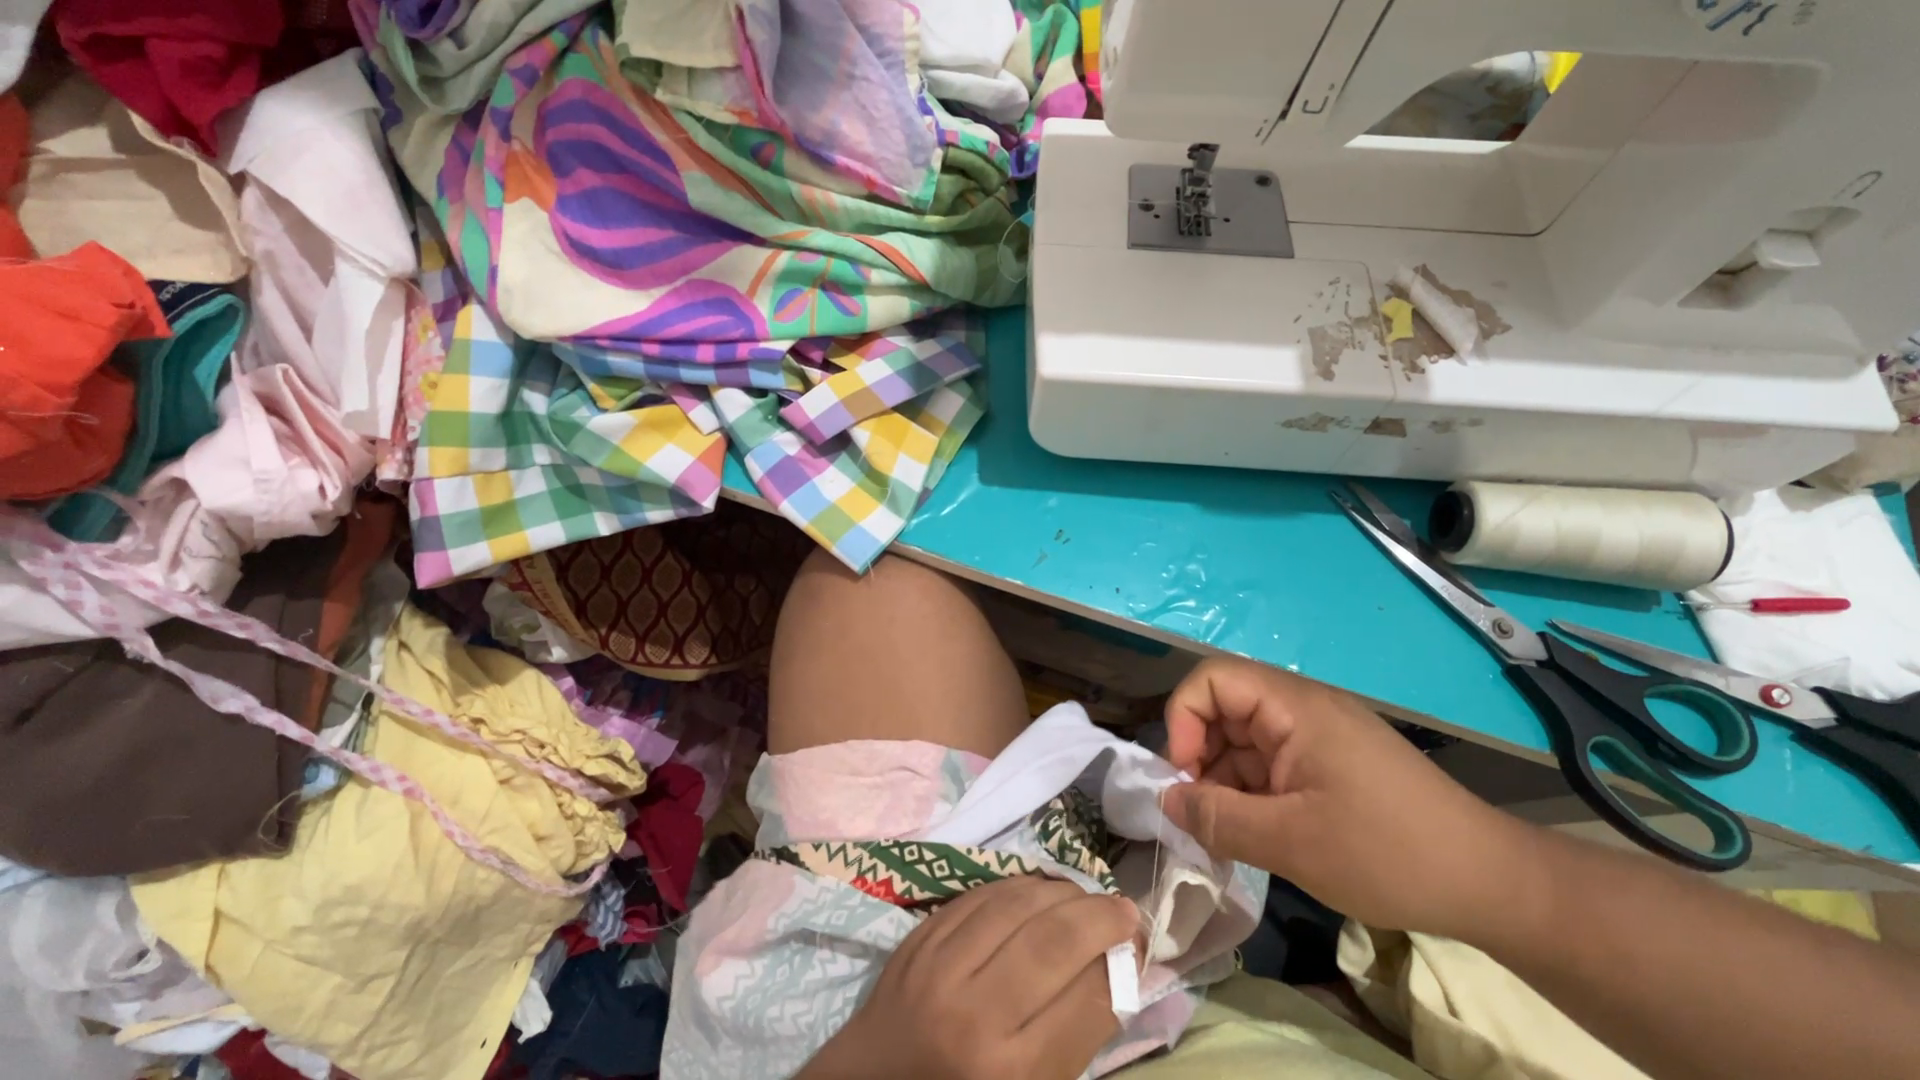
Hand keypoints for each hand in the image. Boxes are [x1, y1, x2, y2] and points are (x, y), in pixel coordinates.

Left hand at [802, 876, 1135, 1079]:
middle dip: (1103, 916)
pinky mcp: (921, 937)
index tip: (1140, 947)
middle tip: (1125, 911)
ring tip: (1087, 898)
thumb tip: (1121, 962)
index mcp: (1013, 1070)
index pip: (1090, 997)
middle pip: (1057, 939)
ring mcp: (940, 967)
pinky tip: (1042, 892)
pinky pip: (983, 894)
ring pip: (1019, 902)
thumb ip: (1077, 1031)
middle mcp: (976, 1014)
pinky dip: (1021, 886)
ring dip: (1064, 891)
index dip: (1126, 964)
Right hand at [1162, 657, 1535, 937]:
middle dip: (1200, 759)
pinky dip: (1254, 797)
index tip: (1184, 778)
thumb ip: (1217, 818)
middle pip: (1225, 711)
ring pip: (1246, 744)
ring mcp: (1322, 738)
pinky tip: (1256, 838)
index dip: (1184, 720)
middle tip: (1200, 817)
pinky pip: (1274, 767)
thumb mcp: (1289, 842)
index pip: (1212, 679)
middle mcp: (1305, 711)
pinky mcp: (1335, 766)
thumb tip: (1165, 801)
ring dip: (1225, 784)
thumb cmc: (1386, 853)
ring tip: (1227, 838)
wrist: (1489, 883)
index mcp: (1295, 708)